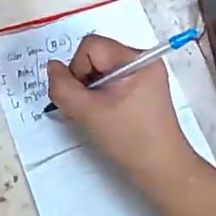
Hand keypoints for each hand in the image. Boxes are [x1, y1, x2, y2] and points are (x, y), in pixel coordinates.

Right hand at [46, 35, 202, 184]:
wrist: (162, 169)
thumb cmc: (129, 139)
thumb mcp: (86, 112)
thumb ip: (62, 87)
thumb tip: (53, 67)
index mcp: (136, 59)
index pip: (91, 46)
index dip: (77, 69)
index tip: (84, 97)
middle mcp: (143, 60)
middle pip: (96, 55)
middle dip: (84, 80)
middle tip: (86, 108)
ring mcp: (144, 75)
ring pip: (101, 69)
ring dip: (90, 89)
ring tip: (96, 114)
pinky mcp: (143, 89)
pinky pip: (112, 80)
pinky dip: (101, 95)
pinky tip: (104, 115)